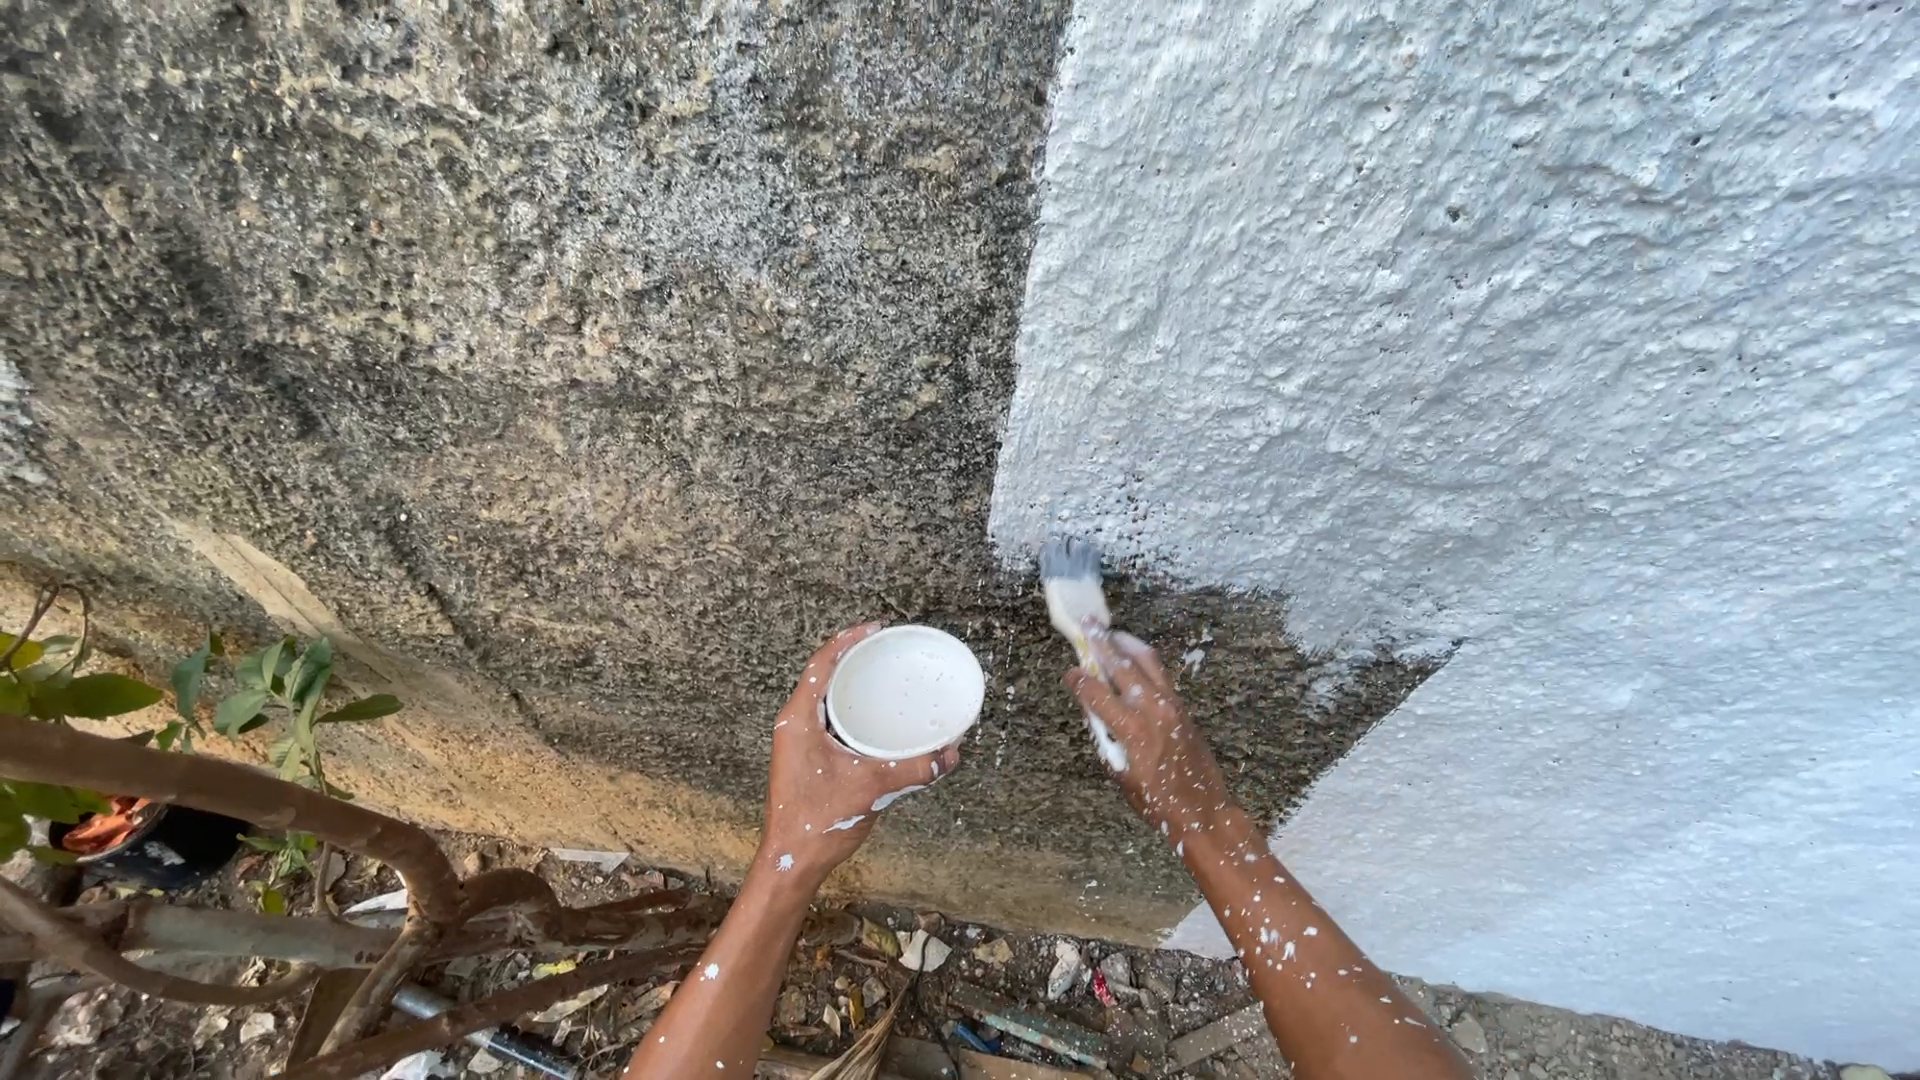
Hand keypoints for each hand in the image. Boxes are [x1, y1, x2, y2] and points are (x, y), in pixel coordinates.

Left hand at [758, 623, 960, 885]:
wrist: (792, 862)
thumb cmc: (817, 823)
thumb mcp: (872, 788)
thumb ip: (914, 770)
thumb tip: (951, 754)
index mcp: (799, 720)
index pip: (821, 665)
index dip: (846, 641)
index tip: (874, 629)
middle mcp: (795, 724)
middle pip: (822, 676)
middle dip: (852, 657)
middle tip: (884, 646)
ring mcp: (798, 741)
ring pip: (825, 698)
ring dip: (850, 683)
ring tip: (882, 673)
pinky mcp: (807, 757)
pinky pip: (829, 719)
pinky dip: (850, 708)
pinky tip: (874, 715)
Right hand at [1065, 627, 1231, 837]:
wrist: (1203, 810)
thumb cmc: (1156, 801)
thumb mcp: (1119, 773)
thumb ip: (1104, 737)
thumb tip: (1091, 710)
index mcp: (1130, 729)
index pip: (1095, 692)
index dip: (1076, 679)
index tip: (1068, 673)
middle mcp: (1150, 708)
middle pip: (1120, 664)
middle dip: (1100, 643)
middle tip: (1087, 626)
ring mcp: (1170, 703)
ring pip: (1146, 659)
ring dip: (1125, 643)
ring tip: (1110, 633)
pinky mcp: (1182, 705)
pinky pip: (1160, 672)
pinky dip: (1143, 658)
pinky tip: (1132, 655)